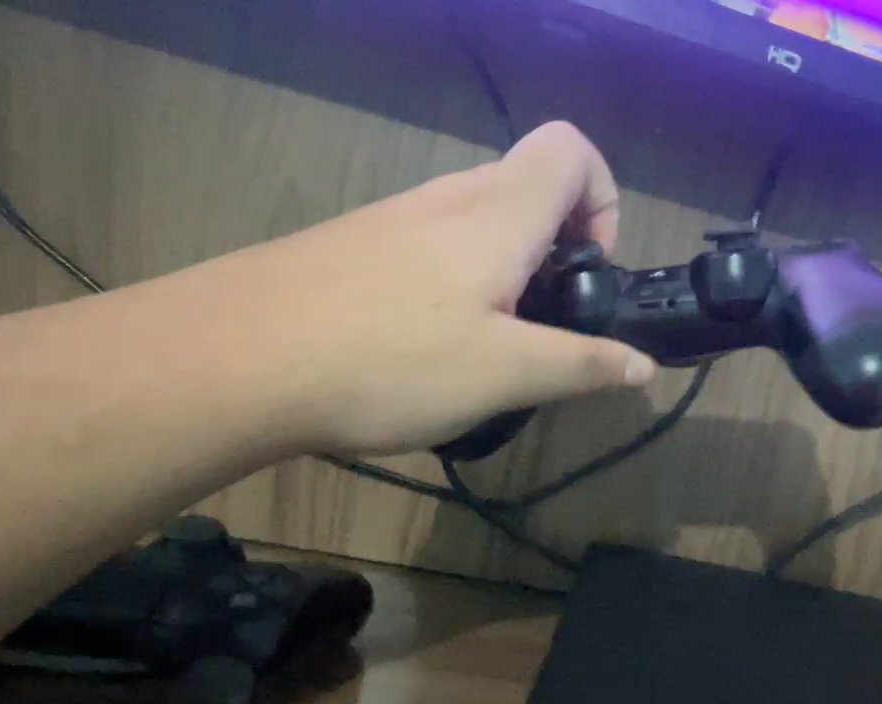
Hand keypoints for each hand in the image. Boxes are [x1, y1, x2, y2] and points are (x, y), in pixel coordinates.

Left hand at [189, 121, 656, 455]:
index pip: (573, 150)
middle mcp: (448, 199)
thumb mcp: (505, 375)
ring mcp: (395, 219)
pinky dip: (458, 284)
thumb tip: (644, 367)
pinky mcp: (357, 247)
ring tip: (490, 348)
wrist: (237, 358)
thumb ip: (582, 365)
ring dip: (508, 272)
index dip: (604, 199)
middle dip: (559, 248)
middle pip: (528, 186)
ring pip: (478, 221)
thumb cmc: (390, 360)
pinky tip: (428, 348)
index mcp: (498, 214)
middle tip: (546, 326)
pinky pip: (432, 248)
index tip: (590, 272)